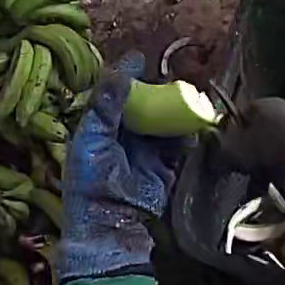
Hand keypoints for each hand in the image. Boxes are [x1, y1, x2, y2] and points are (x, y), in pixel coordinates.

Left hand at [56, 53, 181, 283]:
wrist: (111, 225)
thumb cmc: (91, 183)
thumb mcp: (92, 140)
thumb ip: (105, 106)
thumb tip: (120, 72)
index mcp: (101, 125)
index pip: (115, 93)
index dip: (127, 76)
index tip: (140, 60)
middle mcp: (124, 134)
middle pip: (144, 104)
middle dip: (157, 91)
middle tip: (170, 79)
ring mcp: (146, 148)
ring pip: (164, 120)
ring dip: (174, 109)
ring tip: (186, 96)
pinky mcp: (165, 163)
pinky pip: (179, 142)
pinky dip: (187, 131)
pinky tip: (193, 122)